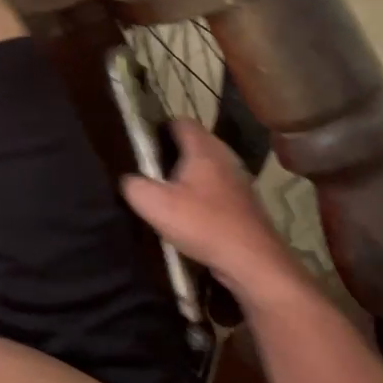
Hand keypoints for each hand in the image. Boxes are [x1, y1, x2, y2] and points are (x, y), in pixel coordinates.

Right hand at [122, 120, 308, 306]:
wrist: (253, 261)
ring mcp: (239, 179)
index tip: (142, 146)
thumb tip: (129, 180)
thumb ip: (134, 186)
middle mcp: (225, 156)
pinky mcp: (246, 202)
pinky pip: (219, 187)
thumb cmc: (203, 225)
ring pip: (208, 166)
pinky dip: (204, 194)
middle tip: (151, 172)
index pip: (181, 122)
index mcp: (204, 148)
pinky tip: (192, 215)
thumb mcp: (155, 205)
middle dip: (173, 153)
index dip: (159, 129)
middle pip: (195, 143)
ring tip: (169, 194)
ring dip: (189, 176)